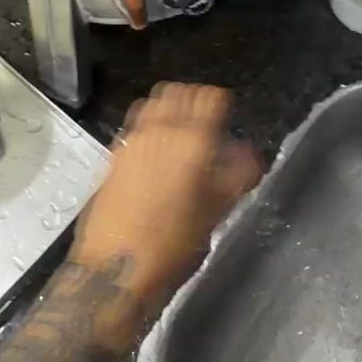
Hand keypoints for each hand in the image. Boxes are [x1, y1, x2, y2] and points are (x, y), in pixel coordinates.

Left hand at [70, 83, 260, 308]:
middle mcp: (162, 130)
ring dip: (170, 106)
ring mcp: (132, 140)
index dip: (223, 103)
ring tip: (180, 128)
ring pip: (154, 102)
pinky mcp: (113, 154)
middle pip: (181, 92)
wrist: (116, 269)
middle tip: (207, 120)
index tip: (228, 115)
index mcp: (194, 141)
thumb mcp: (216, 213)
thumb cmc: (174, 246)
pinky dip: (149, 123)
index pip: (212, 98)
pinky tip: (155, 147)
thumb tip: (249, 154)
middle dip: (196, 100)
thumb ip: (236, 176)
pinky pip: (135, 123)